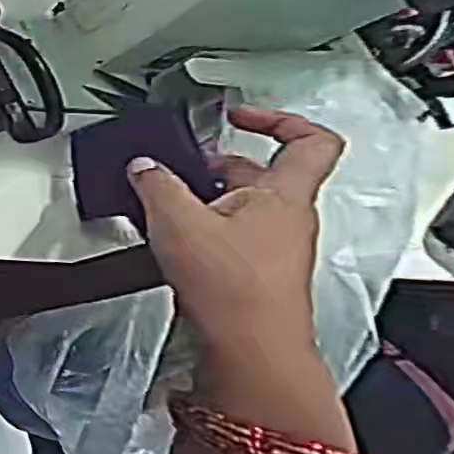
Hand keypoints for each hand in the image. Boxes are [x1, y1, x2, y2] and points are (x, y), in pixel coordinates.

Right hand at [128, 105, 343, 353]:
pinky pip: (225, 227)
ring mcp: (270, 240)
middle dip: (212, 163)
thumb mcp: (177, 219)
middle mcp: (285, 214)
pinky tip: (166, 231)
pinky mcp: (249, 262)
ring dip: (199, 194)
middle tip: (175, 164)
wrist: (246, 338)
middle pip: (258, 171)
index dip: (277, 119)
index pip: (309, 141)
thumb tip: (144, 166)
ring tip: (160, 199)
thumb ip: (156, 184)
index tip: (238, 115)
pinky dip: (196, 221)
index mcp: (282, 194)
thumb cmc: (231, 283)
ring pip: (237, 200)